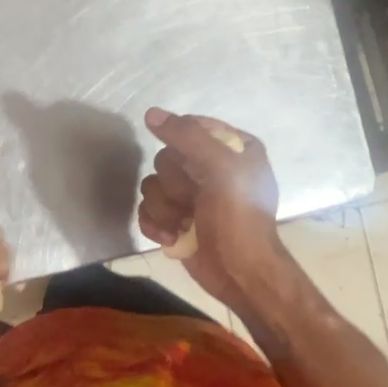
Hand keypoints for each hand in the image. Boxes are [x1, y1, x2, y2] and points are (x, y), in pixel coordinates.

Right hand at [137, 108, 285, 312]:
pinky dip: (156, 225)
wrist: (239, 272)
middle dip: (175, 185)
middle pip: (165, 158)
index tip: (193, 166)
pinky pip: (147, 210)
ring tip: (186, 224)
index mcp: (233, 148)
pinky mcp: (175, 221)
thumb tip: (151, 114)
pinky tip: (173, 237)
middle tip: (196, 201)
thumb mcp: (221, 168)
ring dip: (165, 209)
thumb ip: (187, 136)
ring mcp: (191, 196)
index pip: (191, 127)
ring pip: (152, 185)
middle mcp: (211, 168)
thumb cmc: (239, 217)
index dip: (184, 146)